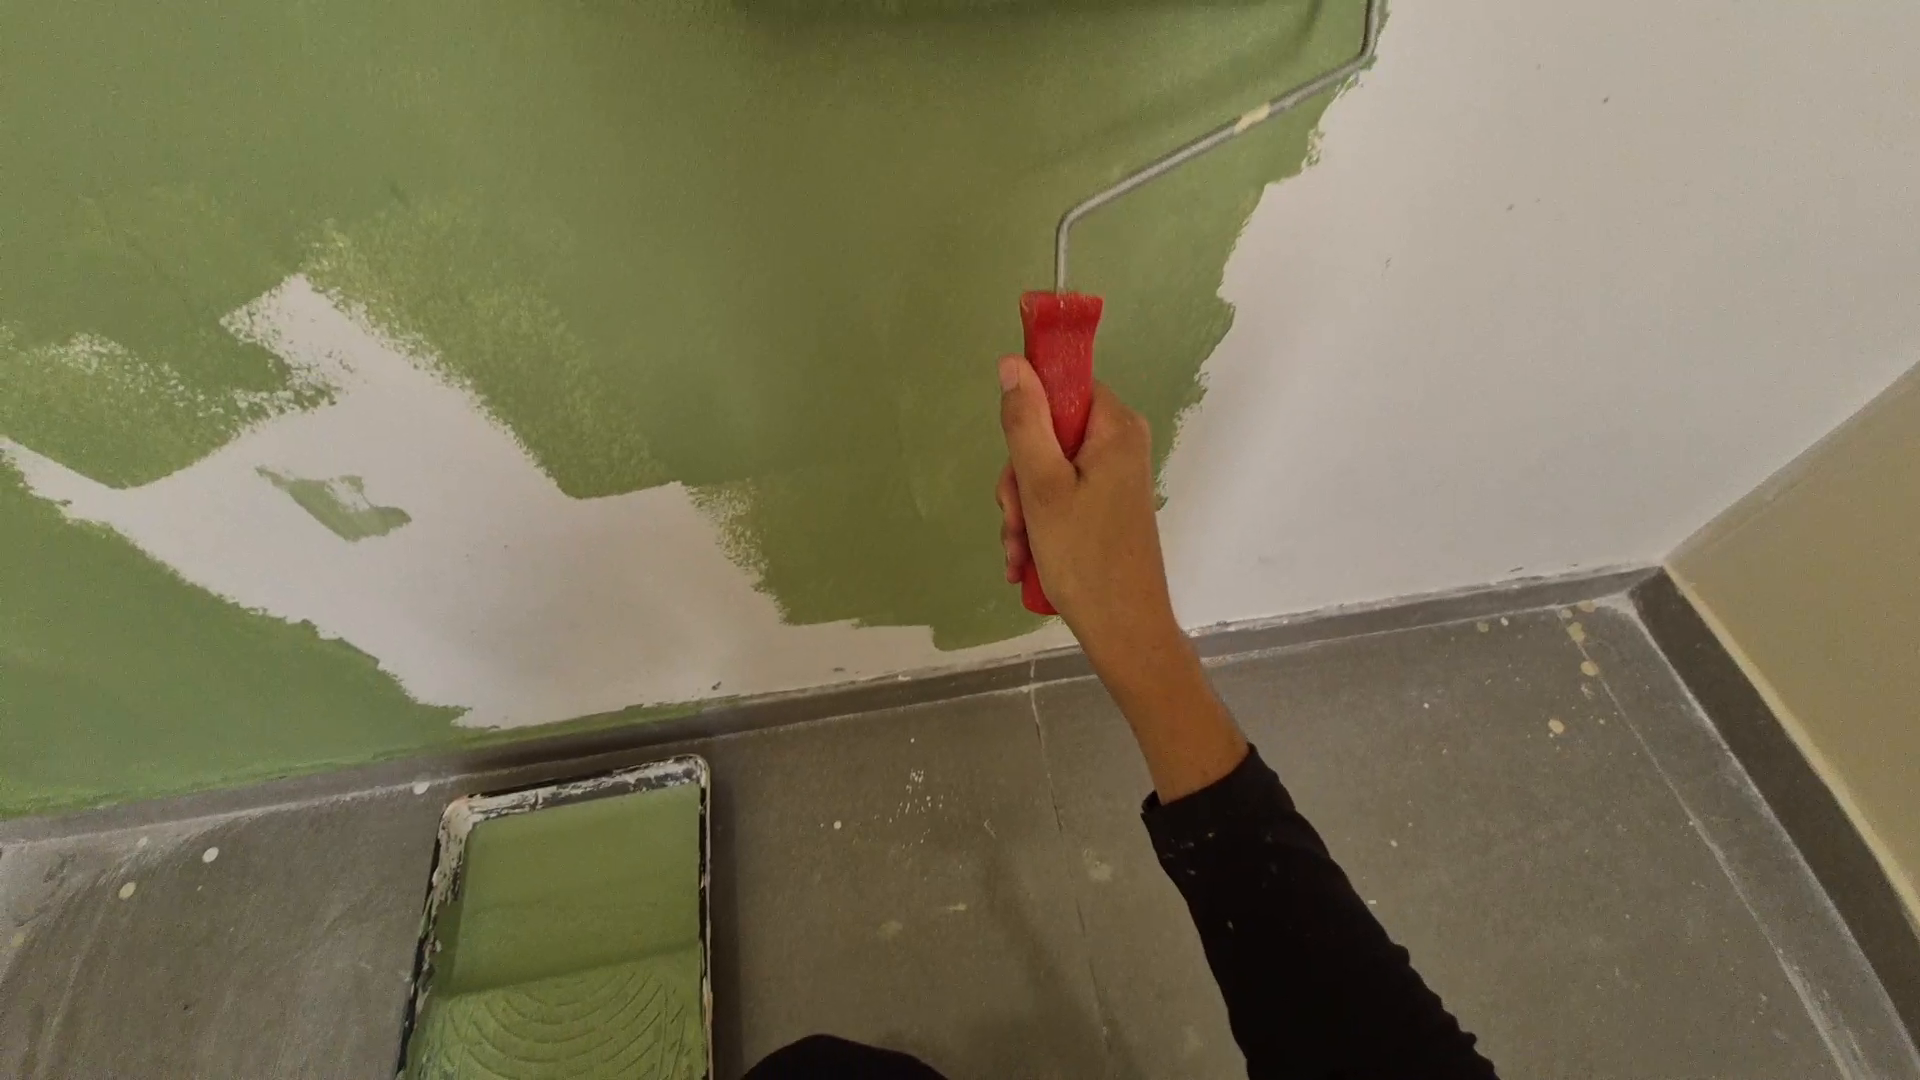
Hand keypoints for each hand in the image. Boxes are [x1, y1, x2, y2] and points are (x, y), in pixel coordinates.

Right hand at [995, 354, 1178, 665]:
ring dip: (1022, 512)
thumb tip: (1013, 363)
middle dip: (1019, 482)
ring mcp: (1114, 480)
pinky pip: (1060, 499)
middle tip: (1013, 520)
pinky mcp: (1106, 509)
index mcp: (1115, 428)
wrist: (1123, 630)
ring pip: (1047, 473)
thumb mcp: (1041, 486)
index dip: (1029, 417)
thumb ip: (1024, 422)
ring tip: (1016, 552)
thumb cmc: (1084, 557)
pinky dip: (1037, 527)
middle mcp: (1120, 446)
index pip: (1064, 387)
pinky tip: (1023, 561)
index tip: (1015, 456)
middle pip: (1049, 435)